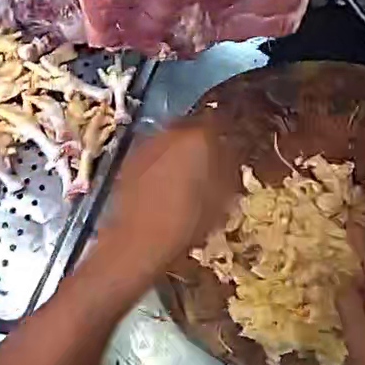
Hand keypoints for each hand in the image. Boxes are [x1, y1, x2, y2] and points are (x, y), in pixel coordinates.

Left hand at [81, 121, 236, 294]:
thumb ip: (230, 168)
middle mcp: (171, 132)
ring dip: (182, 153)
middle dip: (204, 142)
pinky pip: (155, 155)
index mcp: (199, 136)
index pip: (222, 122)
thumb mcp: (223, 197)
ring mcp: (147, 144)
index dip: (230, 135)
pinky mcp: (129, 160)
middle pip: (195, 129)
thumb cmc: (188, 220)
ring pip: (173, 141)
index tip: (235, 147)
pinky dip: (163, 164)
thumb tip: (233, 155)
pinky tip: (167, 186)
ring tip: (190, 177)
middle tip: (214, 162)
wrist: (139, 242)